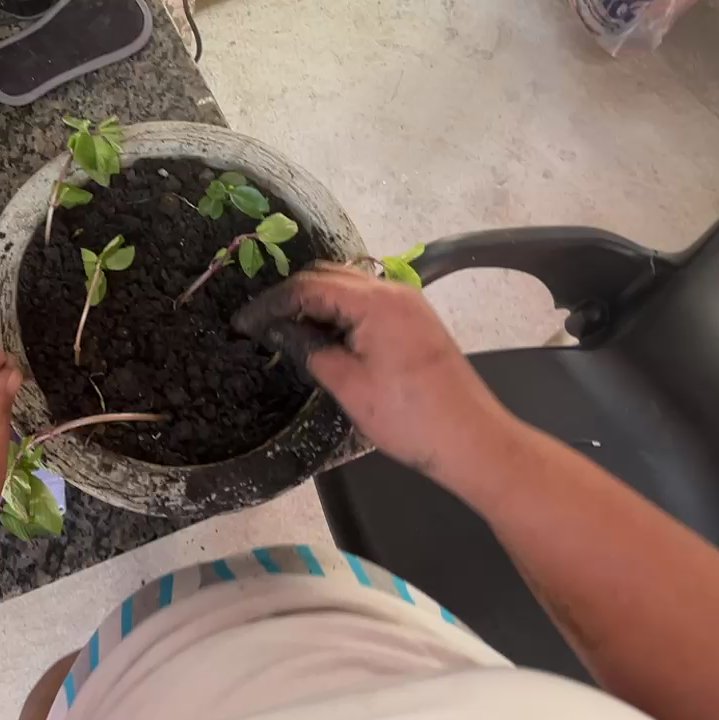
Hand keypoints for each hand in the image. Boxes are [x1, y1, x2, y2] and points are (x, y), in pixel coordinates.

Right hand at [233, 266, 519, 480]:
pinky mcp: (413, 319)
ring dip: (314, 301)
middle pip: (327, 276)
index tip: (244, 324)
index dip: (272, 303)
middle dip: (290, 296)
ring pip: (346, 285)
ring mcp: (407, 303)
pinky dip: (337, 310)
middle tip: (262, 324)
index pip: (308, 287)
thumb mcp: (348, 384)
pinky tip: (321, 333)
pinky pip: (364, 300)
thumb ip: (307, 347)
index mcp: (375, 302)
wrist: (474, 443)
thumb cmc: (409, 418)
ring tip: (285, 329)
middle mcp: (392, 291)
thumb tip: (276, 329)